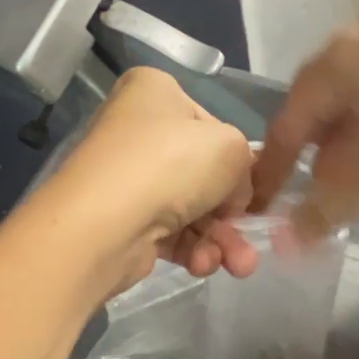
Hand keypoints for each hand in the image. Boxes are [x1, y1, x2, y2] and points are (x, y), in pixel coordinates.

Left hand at [40, 67, 257, 290]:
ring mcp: (128, 178)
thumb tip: (235, 196)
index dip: (238, 161)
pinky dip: (193, 251)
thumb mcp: (231, 148)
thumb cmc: (171, 164)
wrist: (104, 224)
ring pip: (191, 210)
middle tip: (252, 242)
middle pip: (203, 174)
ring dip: (220, 241)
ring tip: (239, 267)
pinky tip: (202, 265)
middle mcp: (137, 131)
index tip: (254, 192)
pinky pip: (170, 234)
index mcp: (155, 92)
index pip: (211, 125)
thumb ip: (247, 165)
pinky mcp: (123, 221)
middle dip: (232, 215)